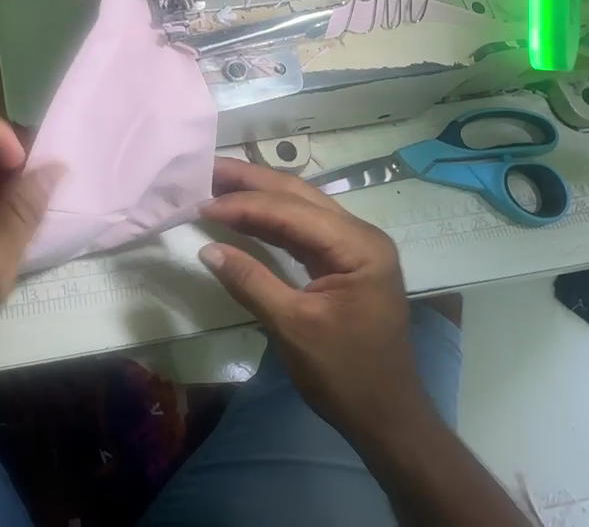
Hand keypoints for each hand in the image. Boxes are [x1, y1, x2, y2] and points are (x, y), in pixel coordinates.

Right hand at [198, 158, 425, 441]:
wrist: (387, 418)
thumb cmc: (345, 375)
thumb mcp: (292, 328)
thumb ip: (251, 281)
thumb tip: (207, 249)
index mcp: (359, 246)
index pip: (292, 211)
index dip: (244, 204)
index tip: (201, 203)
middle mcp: (361, 236)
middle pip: (299, 196)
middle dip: (251, 182)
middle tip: (207, 169)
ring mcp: (355, 248)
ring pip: (300, 208)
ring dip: (259, 197)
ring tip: (217, 183)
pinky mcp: (344, 262)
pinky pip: (303, 230)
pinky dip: (270, 221)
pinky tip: (243, 216)